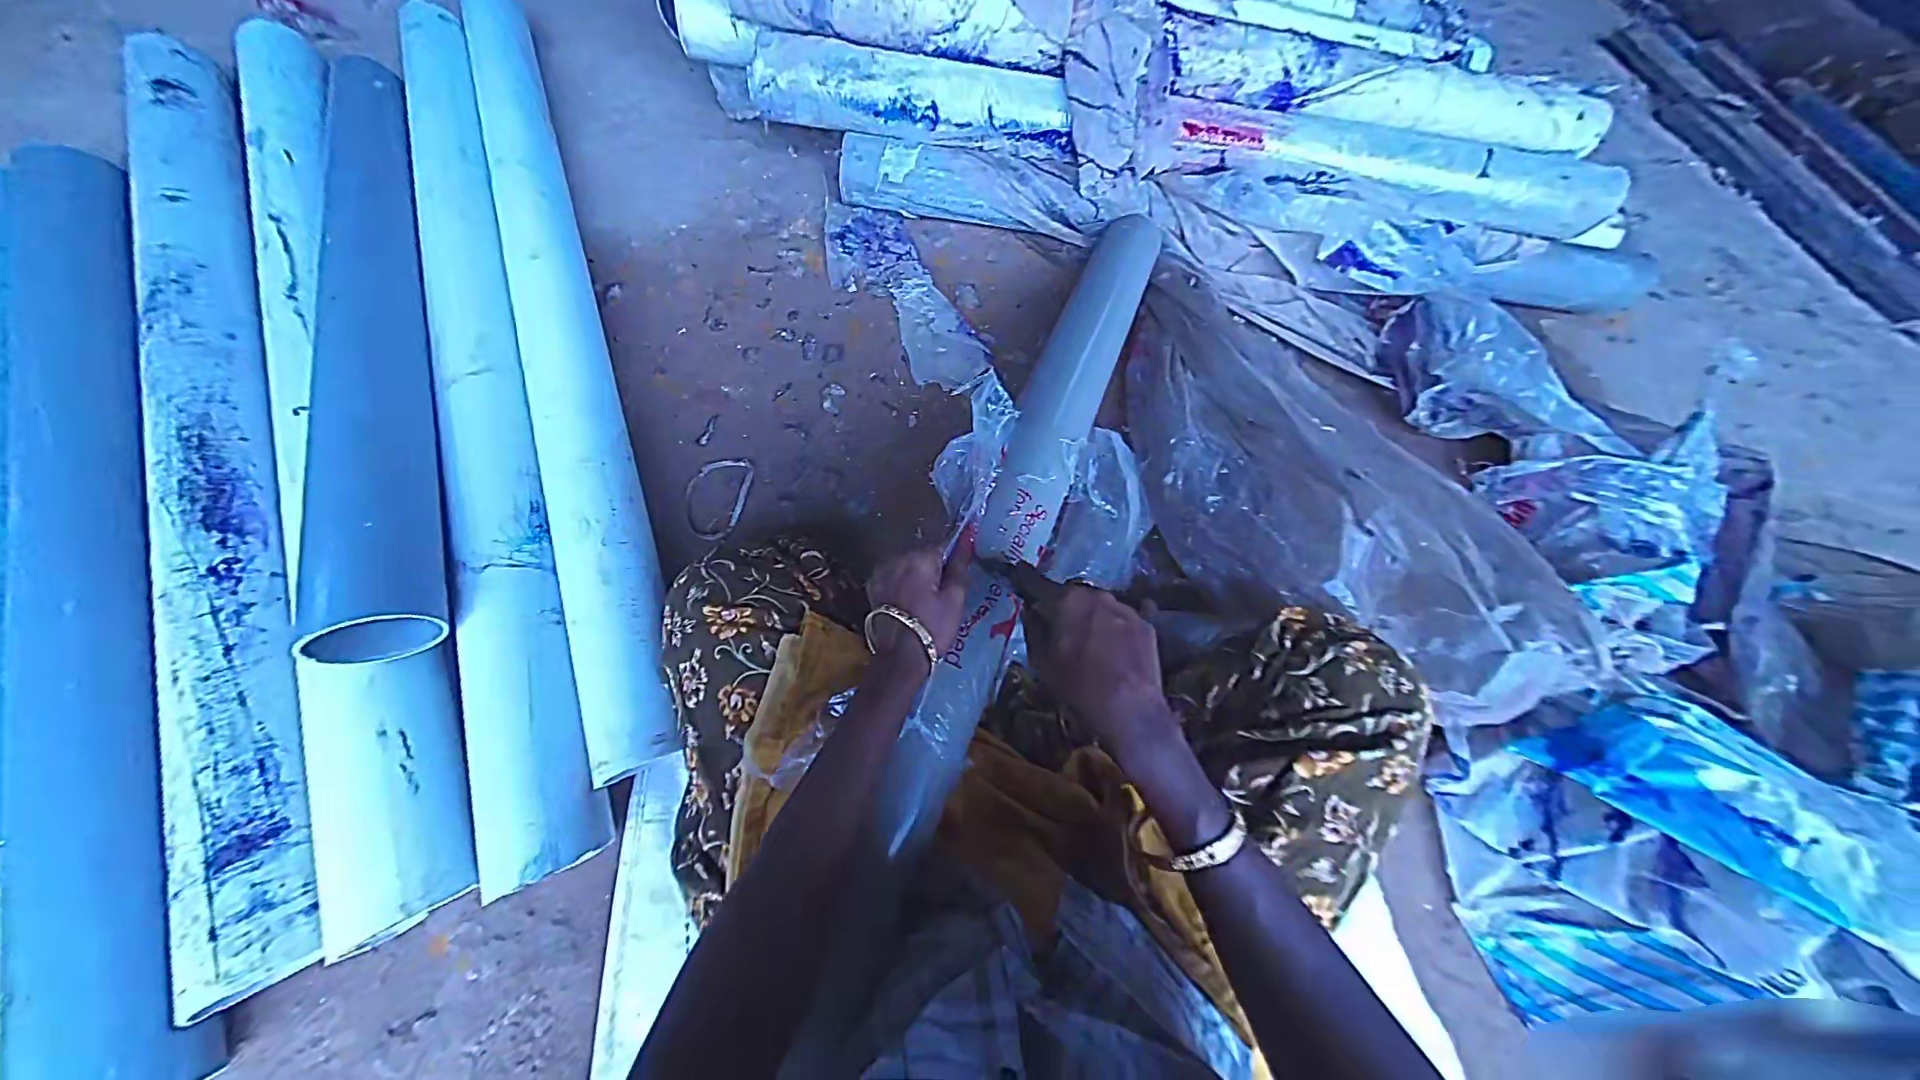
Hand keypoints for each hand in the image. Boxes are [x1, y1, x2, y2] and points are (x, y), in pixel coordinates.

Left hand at [866, 538, 973, 663]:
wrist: (899, 656)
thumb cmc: (932, 627)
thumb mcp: (954, 599)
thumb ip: (959, 569)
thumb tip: (965, 544)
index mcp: (919, 558)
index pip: (941, 547)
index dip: (949, 563)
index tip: (953, 580)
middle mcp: (896, 559)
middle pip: (920, 556)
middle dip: (930, 569)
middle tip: (939, 595)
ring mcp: (880, 573)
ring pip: (904, 567)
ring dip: (914, 577)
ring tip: (923, 601)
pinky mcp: (872, 588)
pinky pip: (892, 579)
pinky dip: (900, 586)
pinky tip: (907, 604)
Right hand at [1027, 585, 1179, 756]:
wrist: (1130, 709)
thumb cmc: (1078, 686)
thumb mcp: (1042, 663)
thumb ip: (1034, 630)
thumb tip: (1031, 611)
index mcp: (1066, 601)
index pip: (1039, 584)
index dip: (1026, 580)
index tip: (1018, 572)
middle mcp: (1097, 596)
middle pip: (1074, 595)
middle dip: (1064, 606)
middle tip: (1058, 625)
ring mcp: (1126, 609)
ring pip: (1101, 606)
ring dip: (1092, 617)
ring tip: (1090, 640)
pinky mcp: (1147, 625)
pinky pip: (1125, 619)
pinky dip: (1117, 626)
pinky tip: (1118, 639)